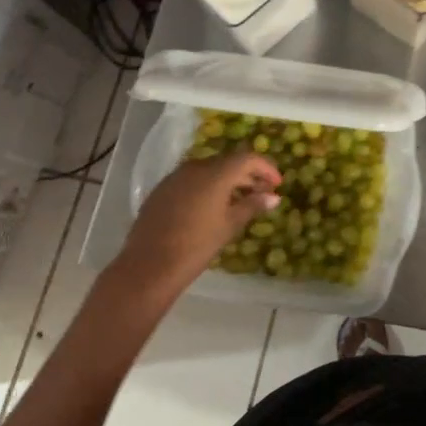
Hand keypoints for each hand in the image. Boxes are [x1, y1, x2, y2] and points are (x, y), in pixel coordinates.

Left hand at [113, 153, 281, 295]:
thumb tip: (273, 197)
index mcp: (215, 173)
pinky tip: (211, 207)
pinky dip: (207, 187)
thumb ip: (252, 206)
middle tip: (261, 193)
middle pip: (228, 162)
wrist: (148, 266)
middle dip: (248, 175)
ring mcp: (175, 177)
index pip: (247, 158)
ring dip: (227, 181)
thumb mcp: (229, 226)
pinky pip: (191, 180)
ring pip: (208, 170)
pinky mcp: (162, 190)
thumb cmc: (196, 246)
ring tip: (239, 201)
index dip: (266, 168)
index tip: (277, 184)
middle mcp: (195, 167)